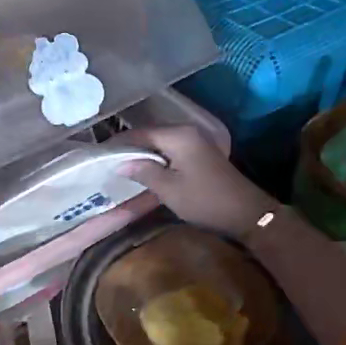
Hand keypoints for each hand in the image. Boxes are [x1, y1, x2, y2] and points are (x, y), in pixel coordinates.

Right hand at [118, 126, 275, 237]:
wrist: (245, 213)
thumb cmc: (205, 201)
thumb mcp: (169, 189)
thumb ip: (144, 172)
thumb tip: (120, 163)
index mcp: (178, 136)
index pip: (140, 133)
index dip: (119, 143)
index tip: (100, 154)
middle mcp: (187, 131)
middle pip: (150, 135)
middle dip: (129, 147)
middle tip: (108, 161)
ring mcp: (197, 141)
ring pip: (161, 143)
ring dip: (143, 153)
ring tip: (122, 166)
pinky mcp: (201, 152)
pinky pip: (172, 149)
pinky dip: (157, 158)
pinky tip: (146, 169)